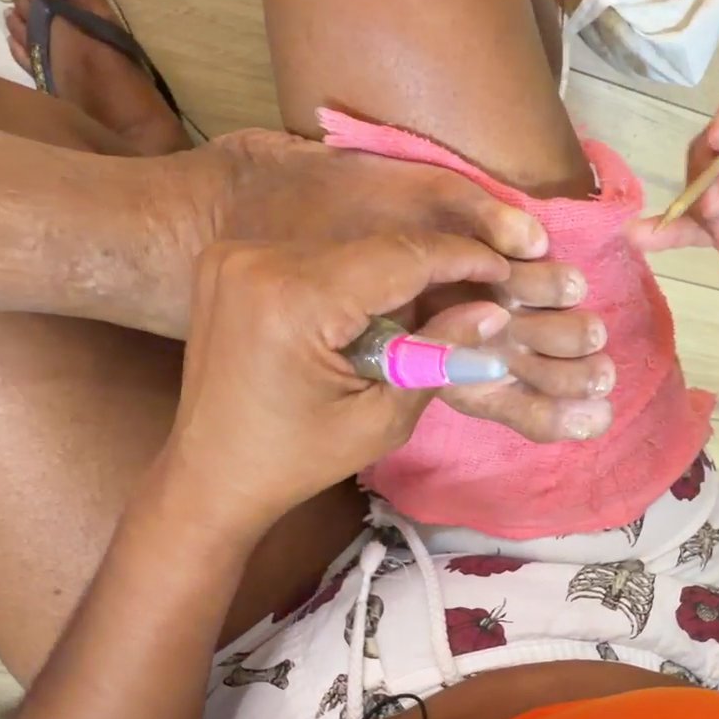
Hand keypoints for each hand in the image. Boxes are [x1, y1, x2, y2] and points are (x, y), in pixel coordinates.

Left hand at [140, 131, 612, 442]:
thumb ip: (437, 356)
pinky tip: (383, 304)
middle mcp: (258, 259)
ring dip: (397, 270)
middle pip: (375, 246)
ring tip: (440, 298)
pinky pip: (317, 255)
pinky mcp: (230, 261)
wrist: (212, 473)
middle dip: (434, 264)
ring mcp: (236, 255)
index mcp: (294, 300)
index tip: (506, 267)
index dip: (461, 258)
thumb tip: (493, 311)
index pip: (400, 256)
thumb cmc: (299, 460)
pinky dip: (358, 276)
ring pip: (349, 247)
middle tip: (484, 285)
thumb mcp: (382, 418)